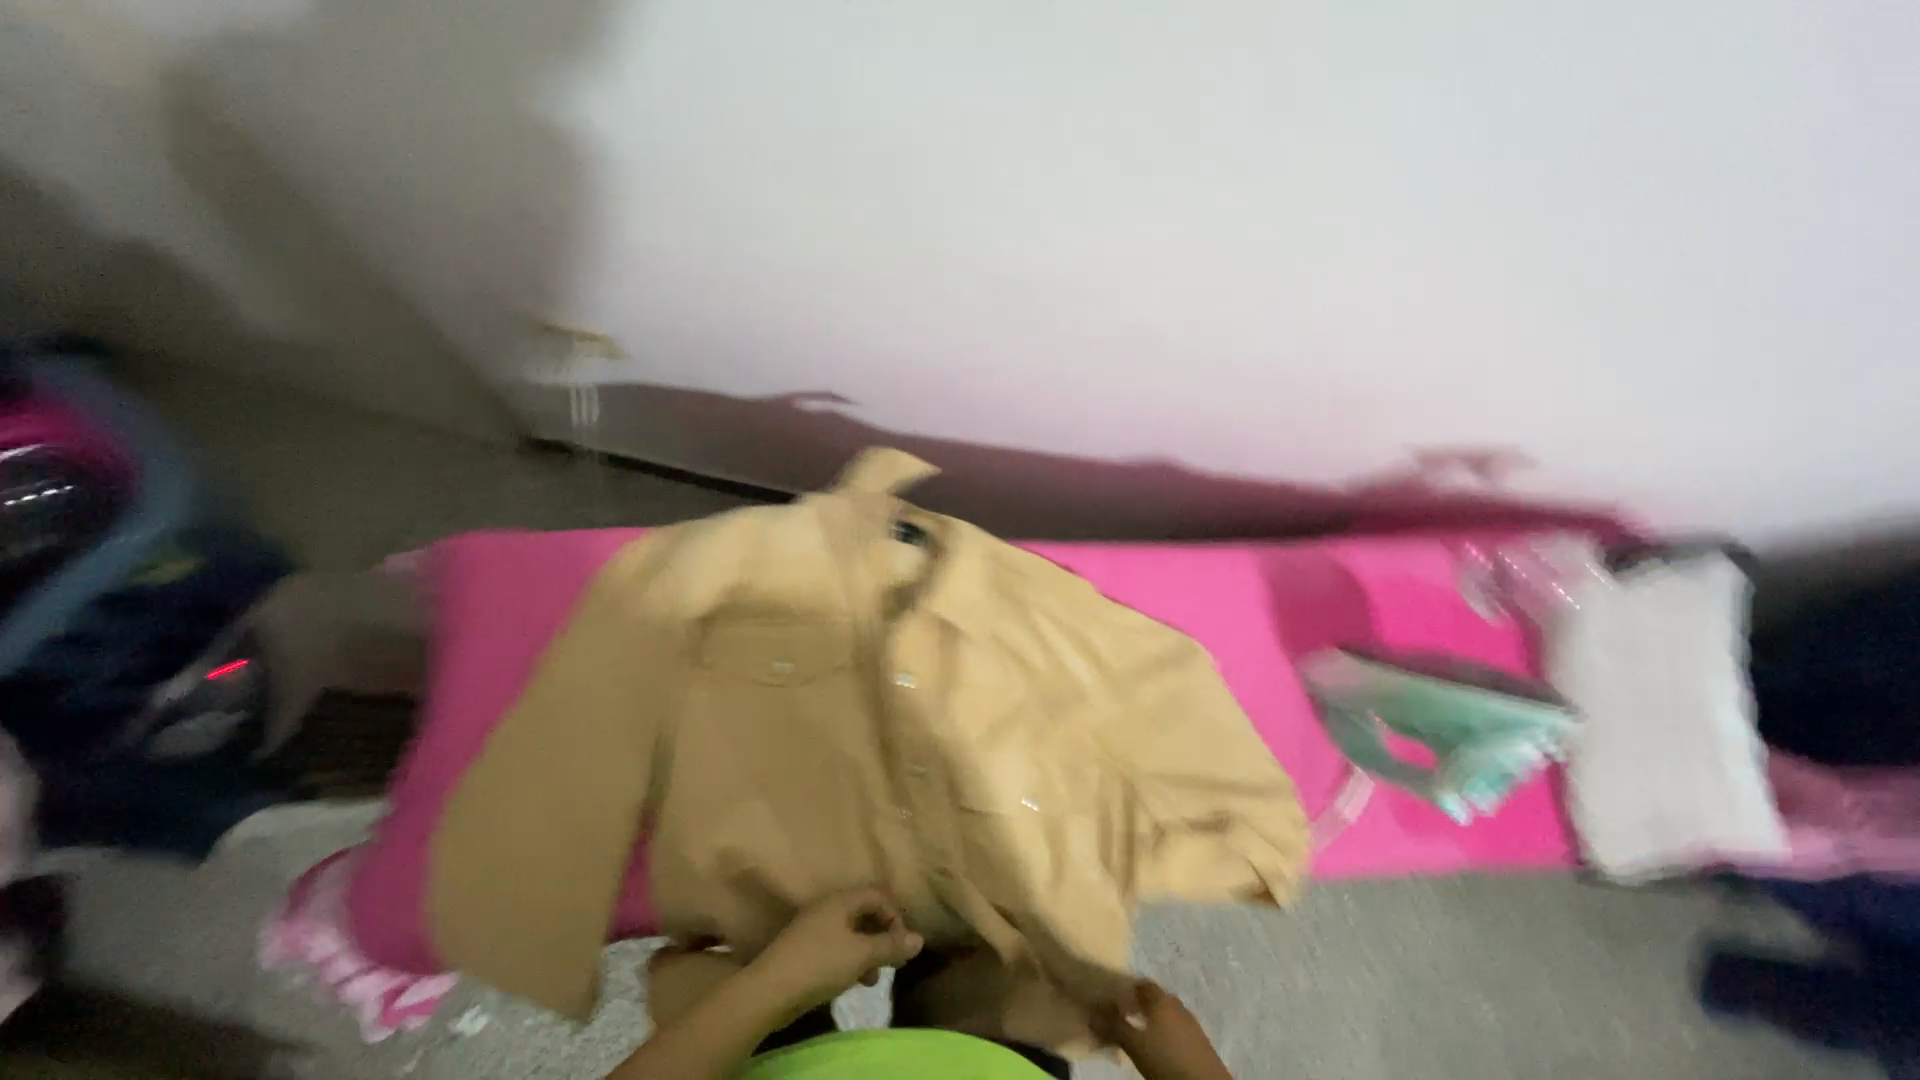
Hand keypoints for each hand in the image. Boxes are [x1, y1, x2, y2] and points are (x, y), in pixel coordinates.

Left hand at [747, 888, 924, 1014]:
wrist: (769, 991)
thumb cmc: (820, 964)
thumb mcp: (861, 955)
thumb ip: (891, 946)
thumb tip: (919, 939)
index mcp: (841, 900)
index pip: (878, 895)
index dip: (895, 916)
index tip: (901, 944)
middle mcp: (827, 908)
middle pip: (865, 913)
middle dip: (882, 936)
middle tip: (892, 961)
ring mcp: (814, 929)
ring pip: (851, 933)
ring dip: (868, 952)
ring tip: (873, 979)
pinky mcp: (805, 950)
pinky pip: (837, 948)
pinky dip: (851, 961)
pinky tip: (853, 982)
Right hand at [1093, 980, 1231, 1079]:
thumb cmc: (1166, 1060)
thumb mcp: (1134, 1044)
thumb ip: (1112, 1025)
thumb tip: (1091, 1009)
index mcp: (1161, 999)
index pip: (1141, 984)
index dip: (1127, 989)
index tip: (1113, 999)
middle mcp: (1177, 1005)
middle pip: (1155, 998)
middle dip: (1139, 1005)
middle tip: (1122, 1017)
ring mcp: (1191, 1022)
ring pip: (1166, 1014)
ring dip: (1152, 1020)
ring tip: (1138, 1035)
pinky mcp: (1200, 1041)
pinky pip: (1177, 1028)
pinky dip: (1165, 1032)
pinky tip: (1159, 1047)